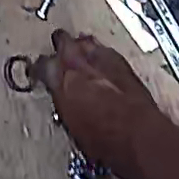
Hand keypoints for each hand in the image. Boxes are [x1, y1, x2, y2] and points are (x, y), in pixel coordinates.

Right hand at [33, 30, 178, 178]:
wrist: (138, 137)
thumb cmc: (107, 139)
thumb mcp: (72, 125)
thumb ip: (63, 102)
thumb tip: (63, 102)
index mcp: (57, 77)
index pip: (41, 64)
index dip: (41, 69)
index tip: (42, 73)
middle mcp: (74, 60)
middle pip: (60, 40)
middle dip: (61, 47)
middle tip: (62, 58)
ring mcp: (97, 55)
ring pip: (83, 39)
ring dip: (82, 47)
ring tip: (84, 57)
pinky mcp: (118, 58)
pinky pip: (104, 48)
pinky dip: (103, 54)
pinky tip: (105, 64)